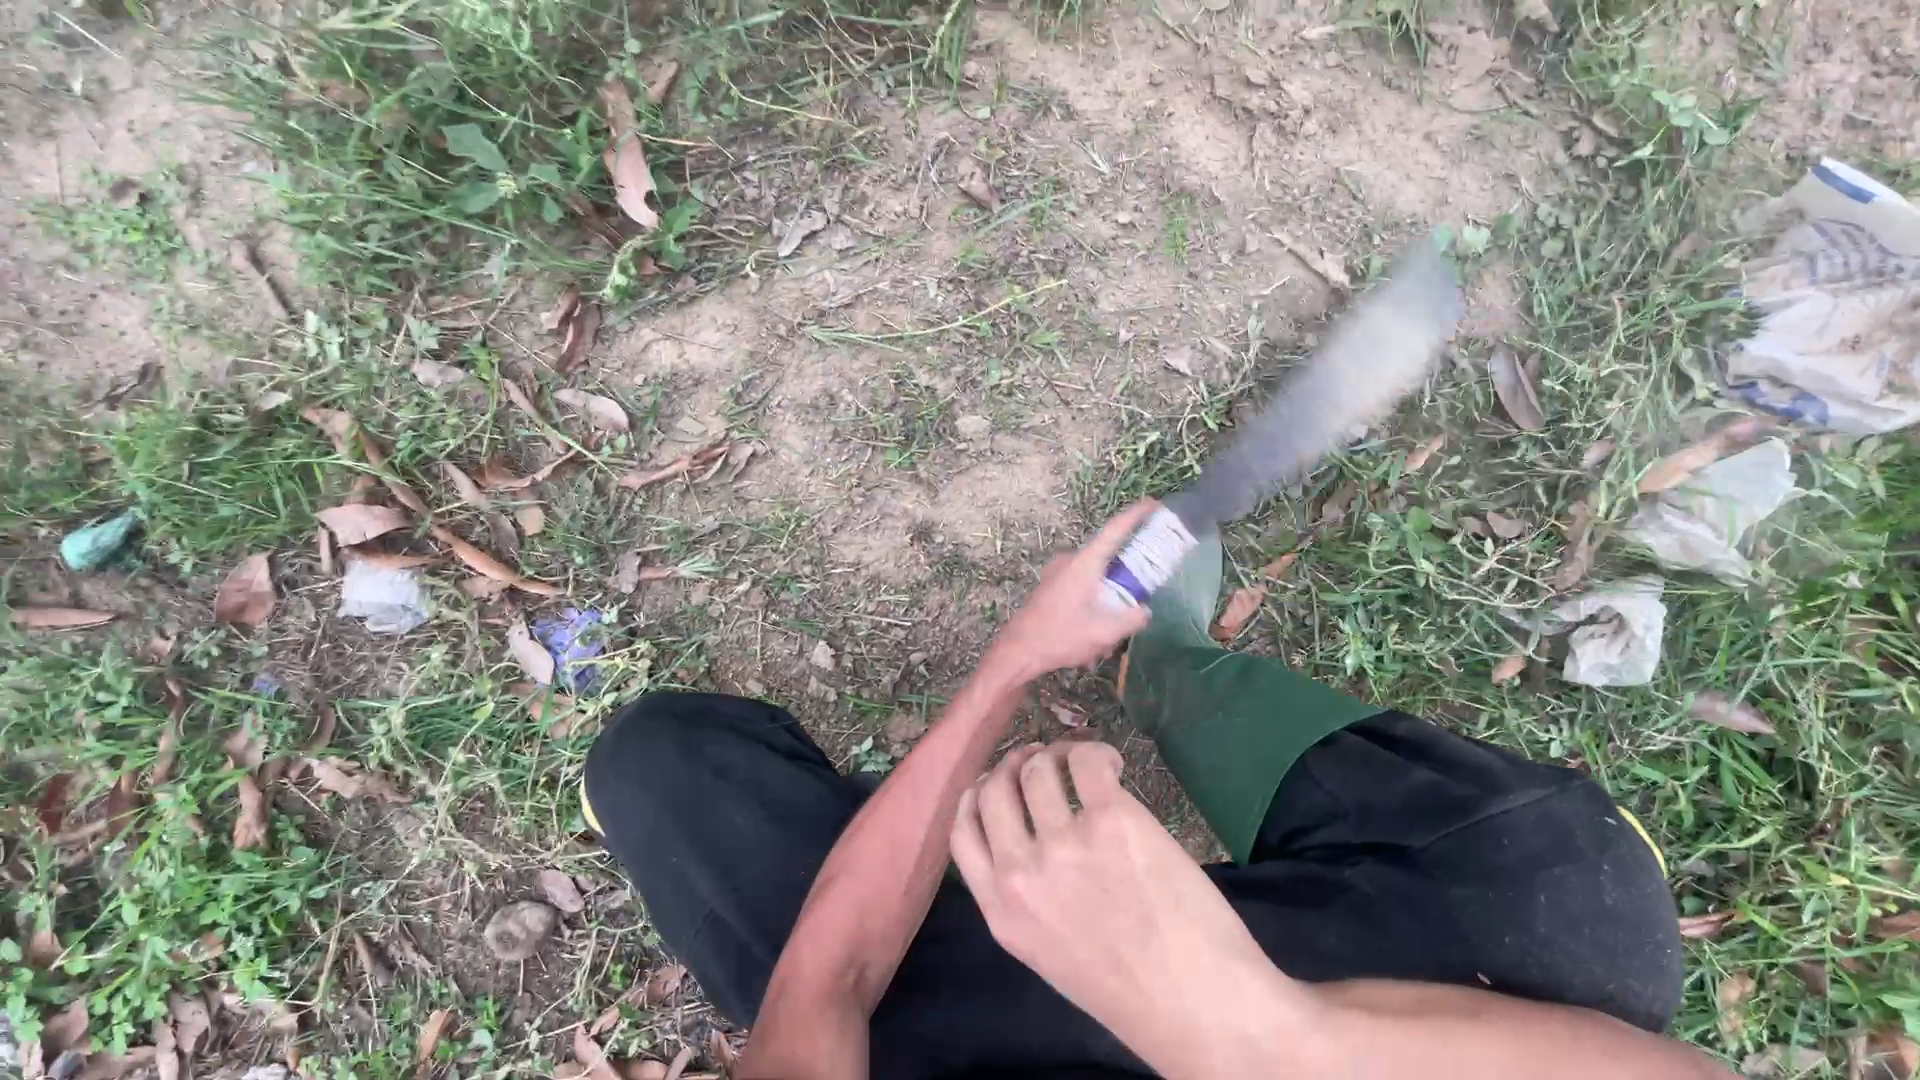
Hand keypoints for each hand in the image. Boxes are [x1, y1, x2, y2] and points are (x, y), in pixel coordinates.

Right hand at [951, 742, 1313, 1077]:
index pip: (962, 832)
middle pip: (993, 790)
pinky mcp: (1110, 820)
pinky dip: (1095, 752)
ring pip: (1036, 768)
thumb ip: (1025, 898)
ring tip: (1081, 761)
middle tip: (1039, 759)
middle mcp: (1020, 874)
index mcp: (1001, 912)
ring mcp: (1063, 844)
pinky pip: (1085, 761)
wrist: (1198, 1004)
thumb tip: (1029, 835)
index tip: (995, 781)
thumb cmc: (1131, 988)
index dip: (975, 795)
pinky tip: (1112, 765)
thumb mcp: (1048, 952)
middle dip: (1012, 765)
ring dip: (1055, 754)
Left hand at [985, 502, 1156, 681]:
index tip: (1153, 503)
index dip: (1135, 514)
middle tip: (1146, 580)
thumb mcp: (1105, 632)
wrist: (1019, 650)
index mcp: (1085, 563)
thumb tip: (1145, 610)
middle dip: (1127, 567)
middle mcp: (1070, 560)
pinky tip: (1095, 629)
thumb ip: (1132, 618)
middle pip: (1107, 553)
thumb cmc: (1061, 637)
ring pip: (1094, 573)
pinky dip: (1095, 597)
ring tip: (1115, 623)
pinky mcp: (1051, 585)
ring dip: (1109, 591)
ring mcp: (1057, 571)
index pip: (1115, 530)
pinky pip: (1082, 583)